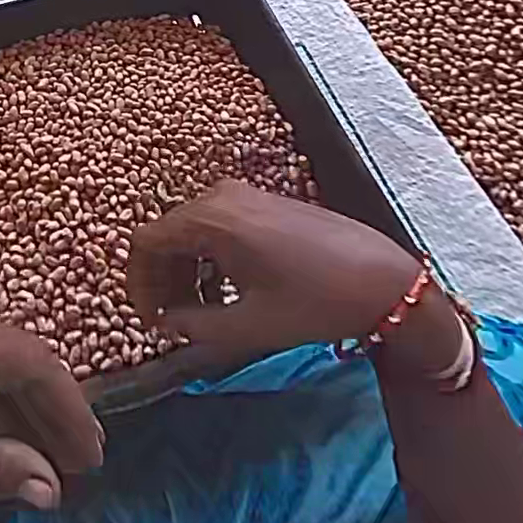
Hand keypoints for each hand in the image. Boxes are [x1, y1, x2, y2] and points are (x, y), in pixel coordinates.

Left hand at [0, 295, 102, 522]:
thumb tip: (52, 484)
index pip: (29, 362)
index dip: (68, 409)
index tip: (92, 455)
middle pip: (23, 355)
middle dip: (57, 408)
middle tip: (86, 459)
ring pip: (7, 359)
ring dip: (35, 407)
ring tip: (64, 456)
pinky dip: (6, 402)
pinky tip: (24, 440)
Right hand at [126, 181, 462, 378]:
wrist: (384, 278)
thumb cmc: (314, 301)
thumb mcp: (249, 324)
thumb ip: (194, 327)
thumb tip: (164, 324)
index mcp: (210, 219)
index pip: (146, 242)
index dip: (138, 283)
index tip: (146, 320)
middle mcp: (219, 196)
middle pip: (167, 235)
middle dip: (162, 281)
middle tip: (169, 323)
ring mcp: (242, 195)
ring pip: (190, 231)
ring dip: (185, 272)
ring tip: (198, 313)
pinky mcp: (260, 202)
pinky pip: (215, 226)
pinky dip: (207, 258)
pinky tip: (224, 291)